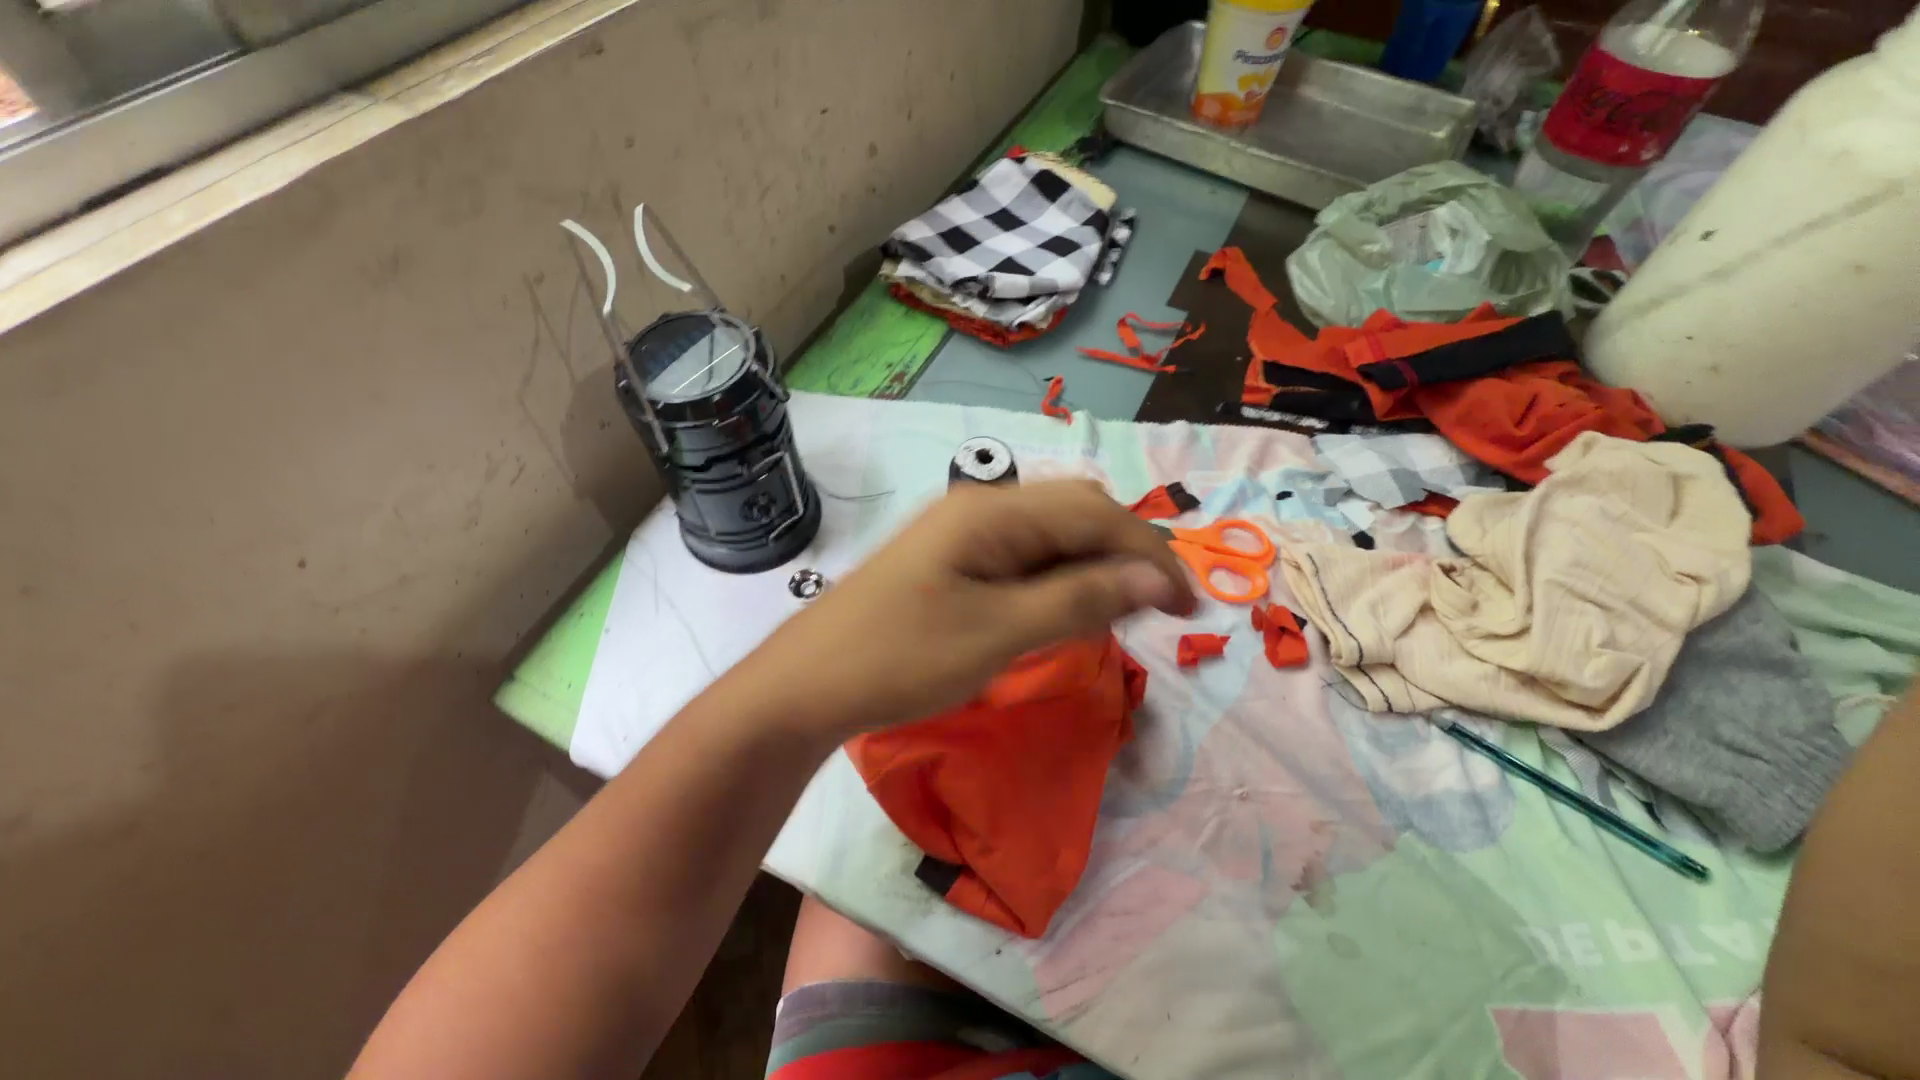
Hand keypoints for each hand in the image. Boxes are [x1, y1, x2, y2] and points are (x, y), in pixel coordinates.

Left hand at [726, 480, 1196, 741]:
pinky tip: (1073, 609)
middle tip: (1165, 608)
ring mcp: (963, 534)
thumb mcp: (998, 634)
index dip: (1150, 555)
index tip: (1190, 609)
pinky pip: (1024, 558)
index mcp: (993, 513)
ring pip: (1052, 535)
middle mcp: (981, 508)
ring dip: (1097, 565)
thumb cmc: (900, 658)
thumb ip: (1078, 600)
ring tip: (1130, 610)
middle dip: (1129, 553)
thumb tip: (1152, 578)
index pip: (1096, 513)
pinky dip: (1061, 579)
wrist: (807, 685)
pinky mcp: (952, 562)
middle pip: (1077, 512)